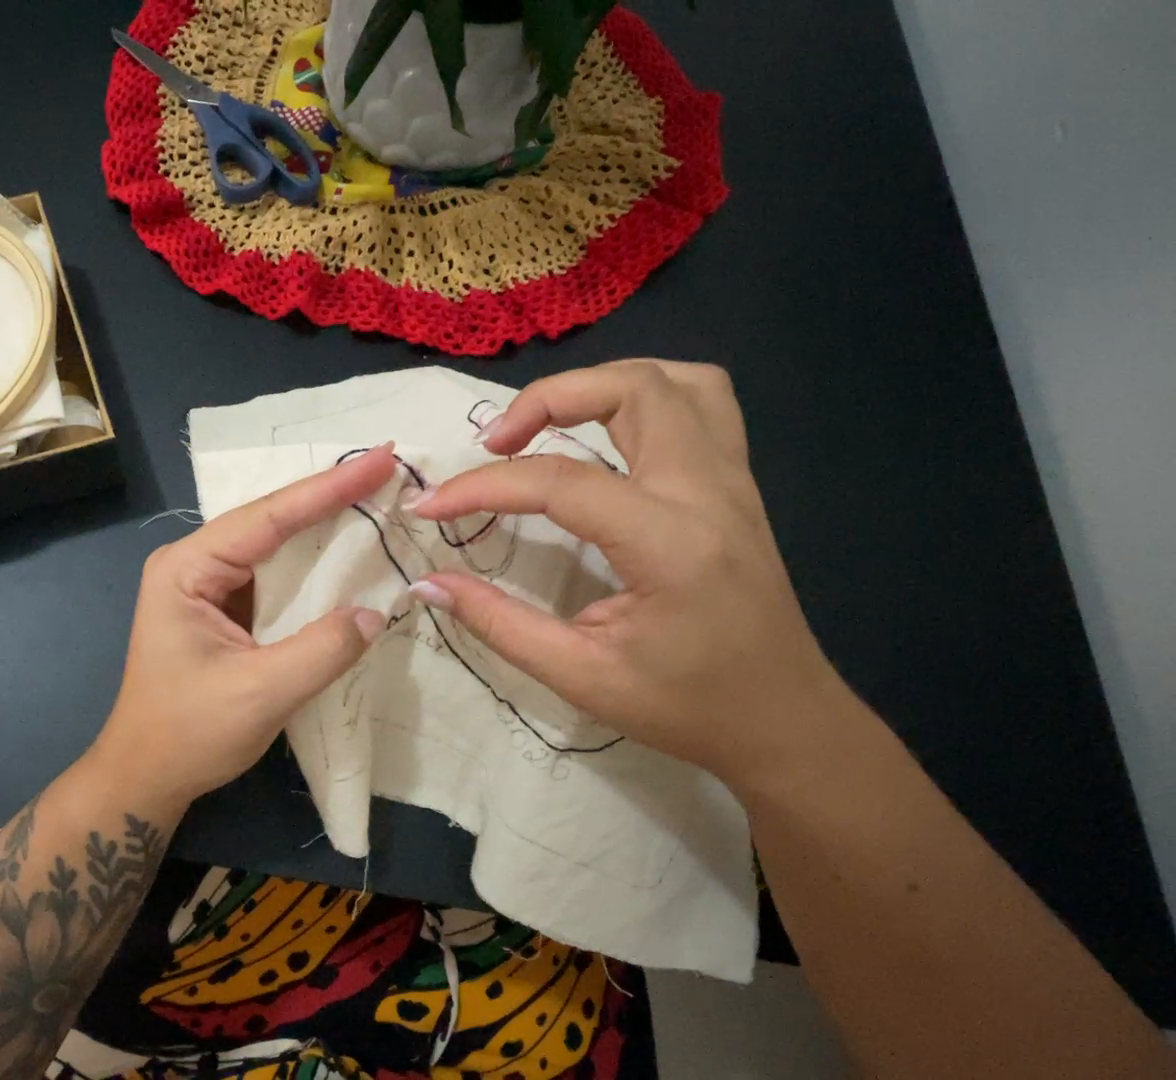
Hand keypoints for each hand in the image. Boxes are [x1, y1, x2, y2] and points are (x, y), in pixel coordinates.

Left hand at [93, 447, 395, 807]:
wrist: (147, 774)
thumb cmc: (188, 734)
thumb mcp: (260, 694)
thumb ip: (321, 650)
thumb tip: (375, 614)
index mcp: (186, 570)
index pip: (267, 518)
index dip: (328, 489)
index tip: (380, 459)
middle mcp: (193, 565)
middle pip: (270, 521)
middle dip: (330, 498)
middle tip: (388, 469)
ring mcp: (206, 586)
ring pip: (275, 546)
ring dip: (325, 528)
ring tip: (378, 497)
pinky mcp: (223, 609)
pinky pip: (275, 577)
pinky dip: (314, 567)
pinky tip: (350, 552)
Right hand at [408, 360, 850, 784]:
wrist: (785, 722)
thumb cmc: (686, 707)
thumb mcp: (580, 676)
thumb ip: (498, 622)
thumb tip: (428, 583)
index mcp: (669, 543)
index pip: (560, 480)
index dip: (481, 486)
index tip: (428, 506)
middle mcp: (708, 492)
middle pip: (631, 389)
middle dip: (547, 398)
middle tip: (494, 442)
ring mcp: (732, 481)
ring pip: (676, 380)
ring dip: (600, 384)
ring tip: (548, 422)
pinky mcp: (737, 485)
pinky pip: (701, 403)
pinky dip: (645, 394)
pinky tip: (607, 429)